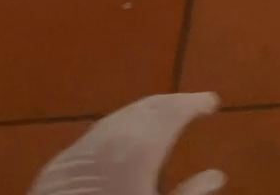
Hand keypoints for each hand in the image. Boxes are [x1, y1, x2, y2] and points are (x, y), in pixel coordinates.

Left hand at [31, 92, 224, 194]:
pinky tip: (122, 140)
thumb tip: (218, 177)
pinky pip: (98, 132)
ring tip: (162, 118)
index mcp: (143, 145)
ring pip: (123, 115)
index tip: (212, 102)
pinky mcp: (61, 162)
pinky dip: (120, 127)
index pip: (177, 109)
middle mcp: (115, 135)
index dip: (197, 102)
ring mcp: (85, 146)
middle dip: (174, 103)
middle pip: (151, 105)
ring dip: (147, 112)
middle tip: (191, 106)